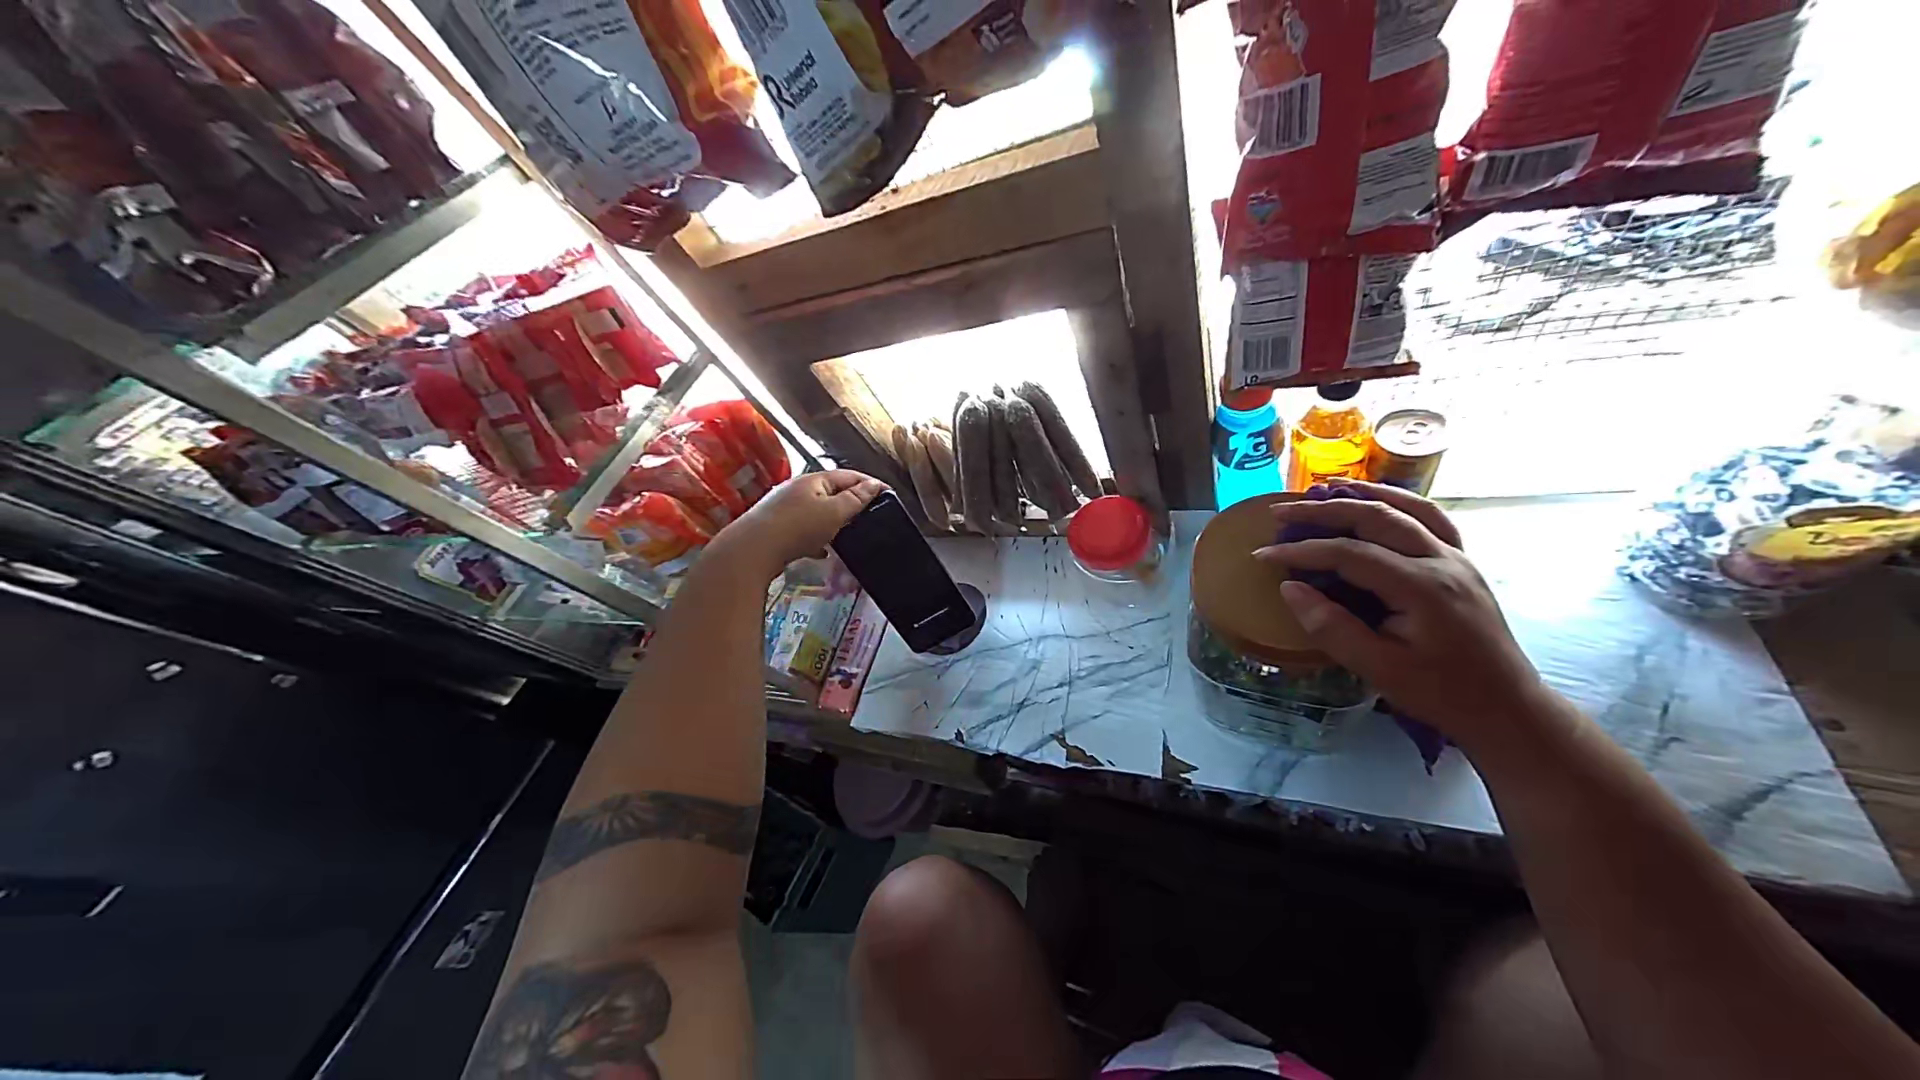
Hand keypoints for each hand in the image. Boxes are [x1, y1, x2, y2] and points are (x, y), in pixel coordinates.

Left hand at [708, 470, 885, 581]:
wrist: (753, 550)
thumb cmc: (798, 527)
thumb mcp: (834, 512)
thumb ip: (856, 499)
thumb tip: (873, 484)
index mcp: (815, 479)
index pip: (849, 475)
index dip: (871, 484)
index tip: (889, 495)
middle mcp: (798, 488)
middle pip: (832, 492)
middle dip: (852, 502)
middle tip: (871, 515)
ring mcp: (784, 508)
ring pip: (817, 511)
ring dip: (834, 520)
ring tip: (850, 533)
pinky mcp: (776, 528)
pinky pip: (804, 529)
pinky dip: (817, 537)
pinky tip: (823, 551)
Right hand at [1254, 481, 1554, 749]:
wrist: (1505, 707)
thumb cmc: (1440, 693)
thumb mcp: (1378, 669)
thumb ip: (1331, 627)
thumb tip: (1290, 589)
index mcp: (1422, 588)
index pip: (1350, 553)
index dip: (1303, 551)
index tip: (1263, 555)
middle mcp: (1443, 561)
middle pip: (1376, 517)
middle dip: (1323, 511)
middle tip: (1281, 512)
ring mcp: (1457, 558)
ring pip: (1406, 508)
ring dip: (1361, 495)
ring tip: (1323, 490)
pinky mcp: (1461, 563)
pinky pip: (1428, 518)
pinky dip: (1395, 503)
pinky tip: (1373, 502)